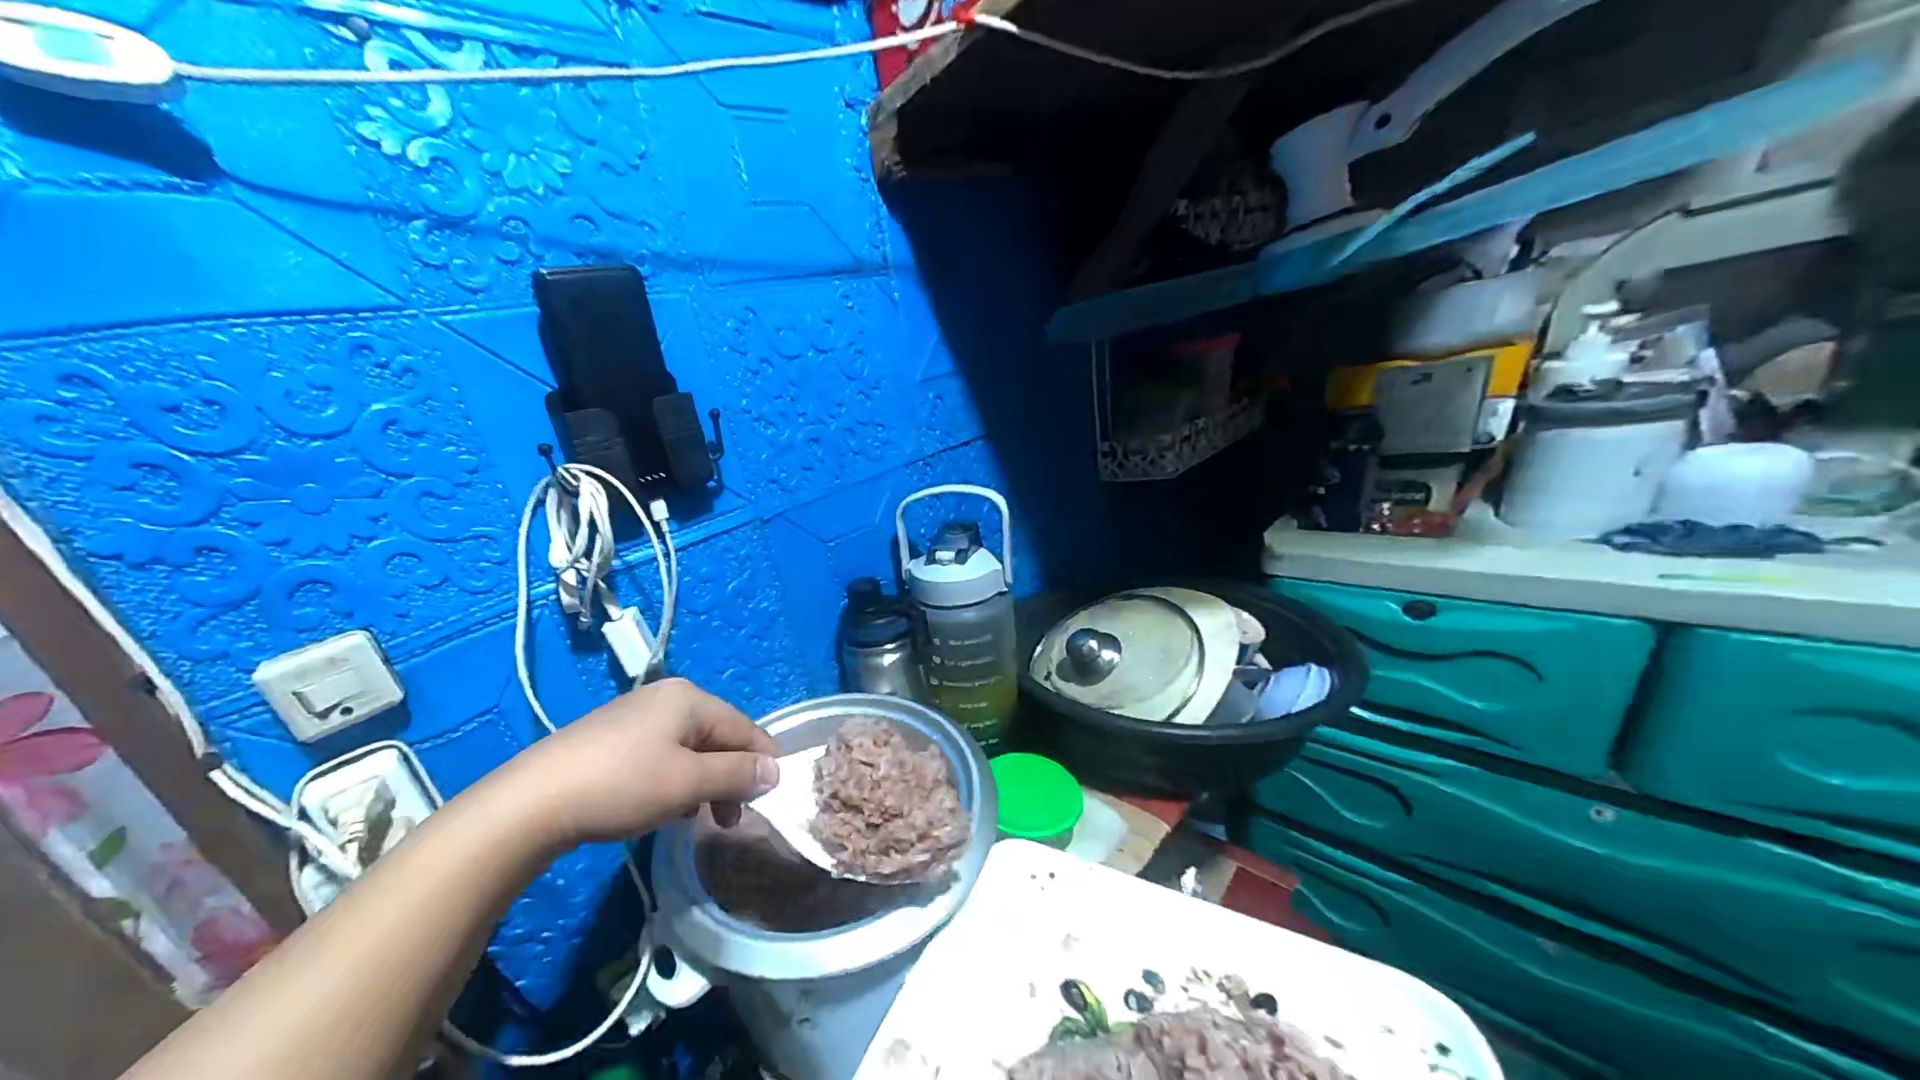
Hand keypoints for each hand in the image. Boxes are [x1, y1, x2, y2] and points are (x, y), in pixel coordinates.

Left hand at [496, 678, 779, 847]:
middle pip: (718, 736)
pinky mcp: (612, 738)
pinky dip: (675, 780)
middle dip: (730, 777)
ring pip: (690, 749)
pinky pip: (662, 755)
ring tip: (699, 818)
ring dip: (704, 783)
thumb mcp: (688, 783)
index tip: (771, 800)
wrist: (531, 803)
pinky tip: (665, 808)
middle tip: (732, 819)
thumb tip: (775, 771)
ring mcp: (636, 716)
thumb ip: (737, 775)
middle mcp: (666, 697)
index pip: (744, 727)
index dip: (762, 762)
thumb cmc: (622, 785)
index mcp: (689, 698)